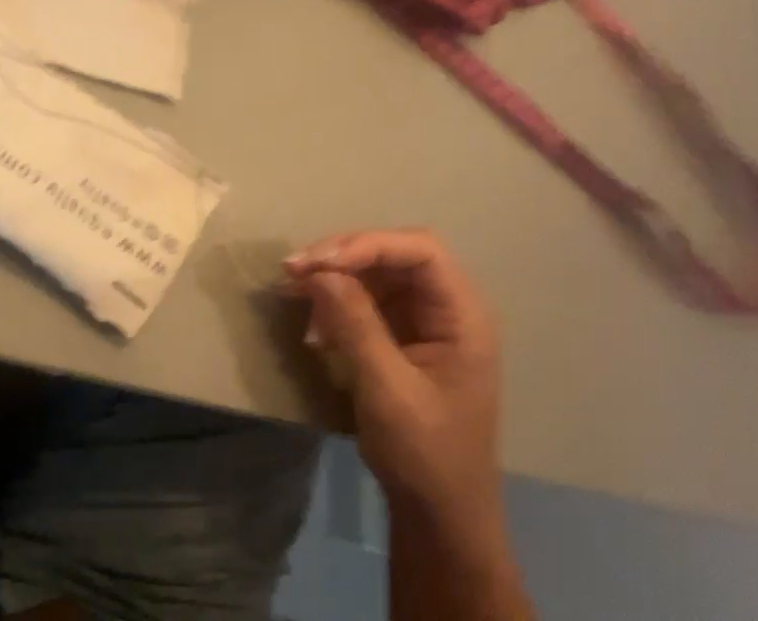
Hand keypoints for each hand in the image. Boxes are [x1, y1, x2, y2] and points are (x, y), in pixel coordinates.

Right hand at [283, 229, 501, 527]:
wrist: (440, 511)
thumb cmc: (424, 452)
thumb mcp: (386, 388)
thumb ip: (355, 324)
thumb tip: (318, 272)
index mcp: (464, 316)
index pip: (420, 250)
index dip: (365, 245)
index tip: (315, 264)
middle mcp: (450, 309)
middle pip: (394, 255)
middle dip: (342, 258)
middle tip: (293, 273)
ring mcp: (427, 323)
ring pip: (376, 275)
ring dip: (333, 282)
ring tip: (295, 299)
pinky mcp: (404, 338)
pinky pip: (367, 302)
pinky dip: (336, 306)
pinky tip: (314, 331)